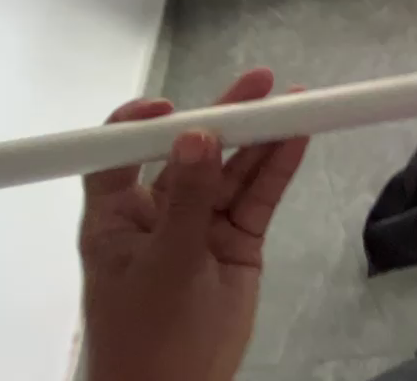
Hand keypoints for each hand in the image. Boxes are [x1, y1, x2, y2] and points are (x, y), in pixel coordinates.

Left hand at [79, 68, 309, 380]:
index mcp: (117, 220)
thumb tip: (199, 135)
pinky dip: (280, 164)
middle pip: (192, 151)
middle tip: (261, 81)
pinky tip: (300, 136)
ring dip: (263, 135)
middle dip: (225, 115)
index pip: (117, 159)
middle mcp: (159, 212)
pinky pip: (261, 191)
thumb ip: (187, 199)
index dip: (138, 125)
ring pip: (235, 167)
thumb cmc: (148, 334)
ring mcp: (203, 222)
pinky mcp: (240, 235)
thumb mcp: (165, 265)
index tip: (168, 104)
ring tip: (297, 101)